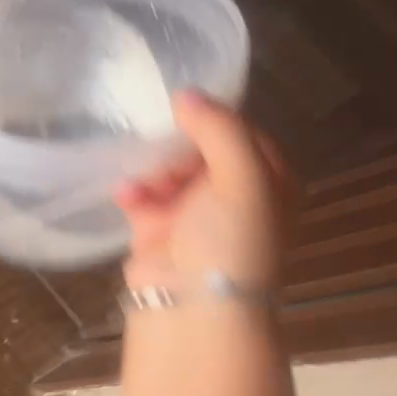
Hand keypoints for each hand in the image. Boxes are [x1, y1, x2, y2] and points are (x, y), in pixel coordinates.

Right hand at [115, 91, 294, 291]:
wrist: (194, 302)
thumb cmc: (231, 238)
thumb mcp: (242, 178)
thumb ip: (219, 131)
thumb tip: (186, 93)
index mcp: (270, 179)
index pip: (241, 133)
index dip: (213, 120)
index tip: (181, 109)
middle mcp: (234, 193)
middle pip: (199, 150)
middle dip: (174, 147)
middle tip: (158, 145)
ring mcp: (194, 212)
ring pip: (166, 171)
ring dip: (149, 170)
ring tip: (140, 181)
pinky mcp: (156, 227)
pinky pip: (141, 197)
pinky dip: (131, 192)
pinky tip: (125, 195)